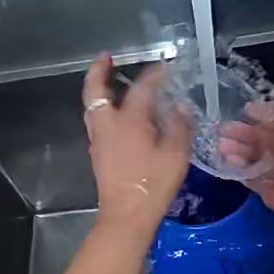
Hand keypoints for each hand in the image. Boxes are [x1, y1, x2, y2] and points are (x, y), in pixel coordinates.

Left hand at [82, 54, 190, 234]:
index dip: (155, 74)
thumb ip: (179, 126)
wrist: (126, 216)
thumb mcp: (176, 154)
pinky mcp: (98, 155)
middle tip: (106, 57)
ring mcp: (99, 141)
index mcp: (129, 120)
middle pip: (96, 91)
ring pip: (93, 108)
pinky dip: (103, 110)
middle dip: (99, 71)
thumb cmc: (153, 184)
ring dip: (99, 91)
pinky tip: (118, 115)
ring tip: (110, 82)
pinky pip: (97, 123)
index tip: (167, 66)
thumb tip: (179, 108)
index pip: (142, 87)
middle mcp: (108, 125)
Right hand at [217, 103, 273, 226]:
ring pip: (253, 155)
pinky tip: (225, 160)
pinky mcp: (267, 187)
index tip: (245, 109)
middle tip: (222, 128)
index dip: (264, 112)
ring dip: (237, 148)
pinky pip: (249, 175)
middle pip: (262, 137)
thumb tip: (251, 126)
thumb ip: (271, 131)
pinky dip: (237, 168)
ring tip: (219, 144)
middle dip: (243, 131)